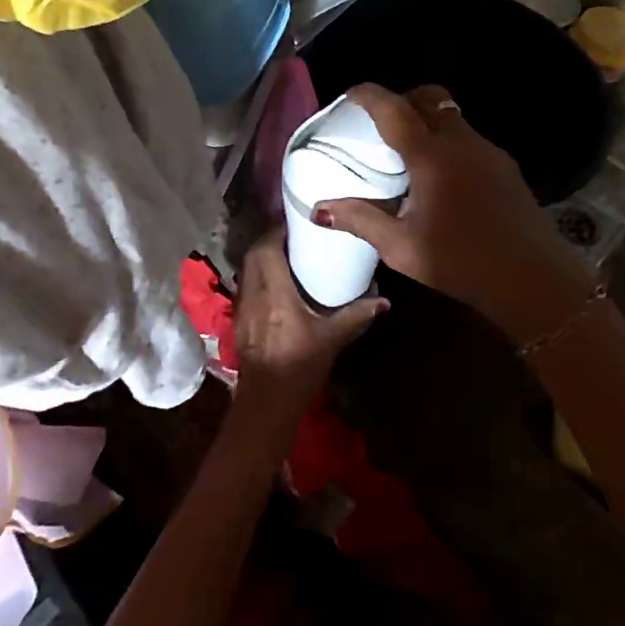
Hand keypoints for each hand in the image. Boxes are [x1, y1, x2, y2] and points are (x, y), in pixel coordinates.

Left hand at [233, 229, 387, 405]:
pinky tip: (274, 283)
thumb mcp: (332, 339)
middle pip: (253, 254)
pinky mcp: (239, 320)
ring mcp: (242, 307)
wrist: (267, 401)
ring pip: (246, 269)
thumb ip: (357, 315)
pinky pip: (245, 285)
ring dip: (261, 257)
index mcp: (275, 293)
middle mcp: (254, 294)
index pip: (268, 249)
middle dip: (270, 240)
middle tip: (293, 237)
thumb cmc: (299, 367)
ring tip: (285, 254)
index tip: (296, 224)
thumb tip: (386, 301)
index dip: (278, 232)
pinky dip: (257, 275)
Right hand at [312, 84, 595, 344]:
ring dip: (426, 121)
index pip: (395, 109)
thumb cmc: (461, 264)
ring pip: (452, 117)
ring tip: (406, 153)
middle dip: (402, 99)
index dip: (369, 95)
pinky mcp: (505, 166)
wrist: (533, 279)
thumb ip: (361, 220)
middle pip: (430, 98)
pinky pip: (468, 138)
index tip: (349, 93)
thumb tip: (319, 209)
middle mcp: (462, 143)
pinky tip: (439, 177)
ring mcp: (489, 152)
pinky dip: (446, 141)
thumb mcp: (402, 247)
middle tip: (379, 123)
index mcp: (432, 157)